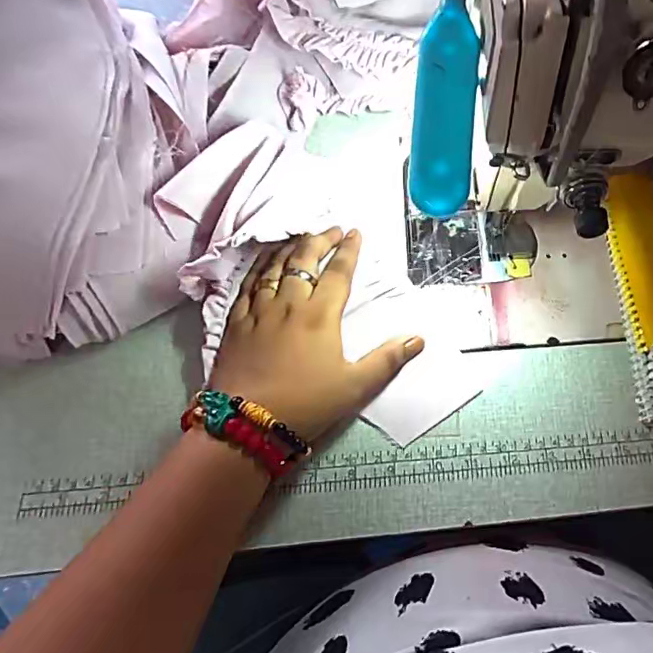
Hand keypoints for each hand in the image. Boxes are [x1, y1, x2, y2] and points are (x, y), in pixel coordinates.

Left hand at [207, 228, 423, 442]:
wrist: (245, 423)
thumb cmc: (306, 404)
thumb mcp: (356, 387)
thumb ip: (388, 360)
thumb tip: (417, 339)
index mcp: (320, 316)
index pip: (338, 273)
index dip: (348, 250)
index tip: (354, 233)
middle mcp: (289, 305)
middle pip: (303, 261)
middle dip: (319, 240)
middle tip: (330, 229)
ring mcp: (258, 312)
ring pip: (273, 268)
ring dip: (289, 249)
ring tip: (299, 239)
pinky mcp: (236, 324)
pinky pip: (246, 286)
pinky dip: (258, 268)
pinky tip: (263, 264)